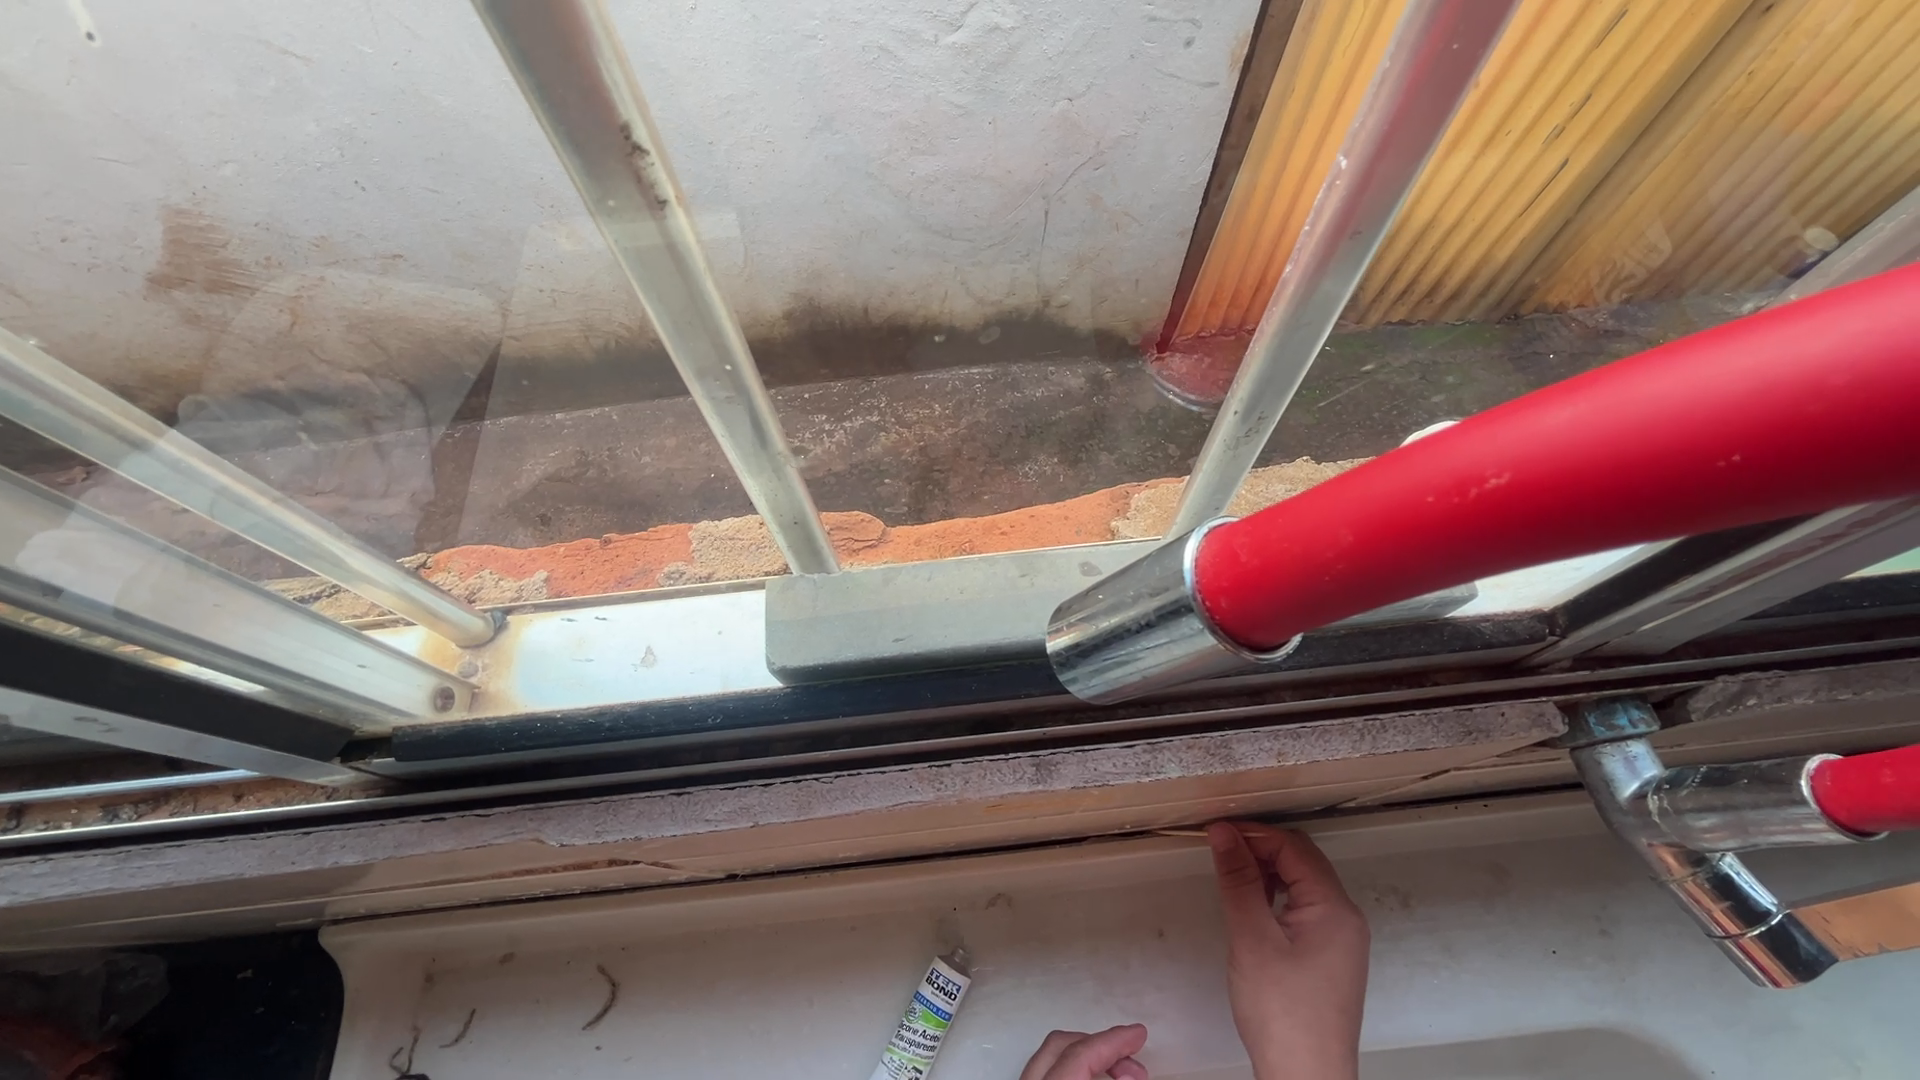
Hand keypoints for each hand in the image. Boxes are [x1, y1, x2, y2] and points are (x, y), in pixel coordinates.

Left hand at [1018, 1024, 1149, 1079]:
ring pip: (1049, 1058)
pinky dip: (1070, 1070)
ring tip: (1120, 1075)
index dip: (1113, 1041)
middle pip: (1059, 1045)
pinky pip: (1045, 1073)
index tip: (1138, 1034)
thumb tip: (1130, 1073)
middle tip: (1134, 1065)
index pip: (1080, 1053)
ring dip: (1086, 1058)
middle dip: (1100, 1047)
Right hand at [1206, 822, 1368, 1079]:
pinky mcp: (1329, 955)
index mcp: (1333, 907)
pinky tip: (1251, 903)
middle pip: (1302, 860)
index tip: (1213, 833)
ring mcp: (1340, 937)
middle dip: (1260, 847)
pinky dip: (1276, 894)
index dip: (1253, 833)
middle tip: (1218, 850)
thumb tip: (1224, 832)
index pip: (1292, 847)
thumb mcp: (1251, 938)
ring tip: (1230, 873)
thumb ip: (1238, 879)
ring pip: (1303, 882)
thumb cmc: (1279, 1009)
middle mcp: (1345, 916)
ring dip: (1267, 869)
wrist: (1305, 1078)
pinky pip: (1304, 906)